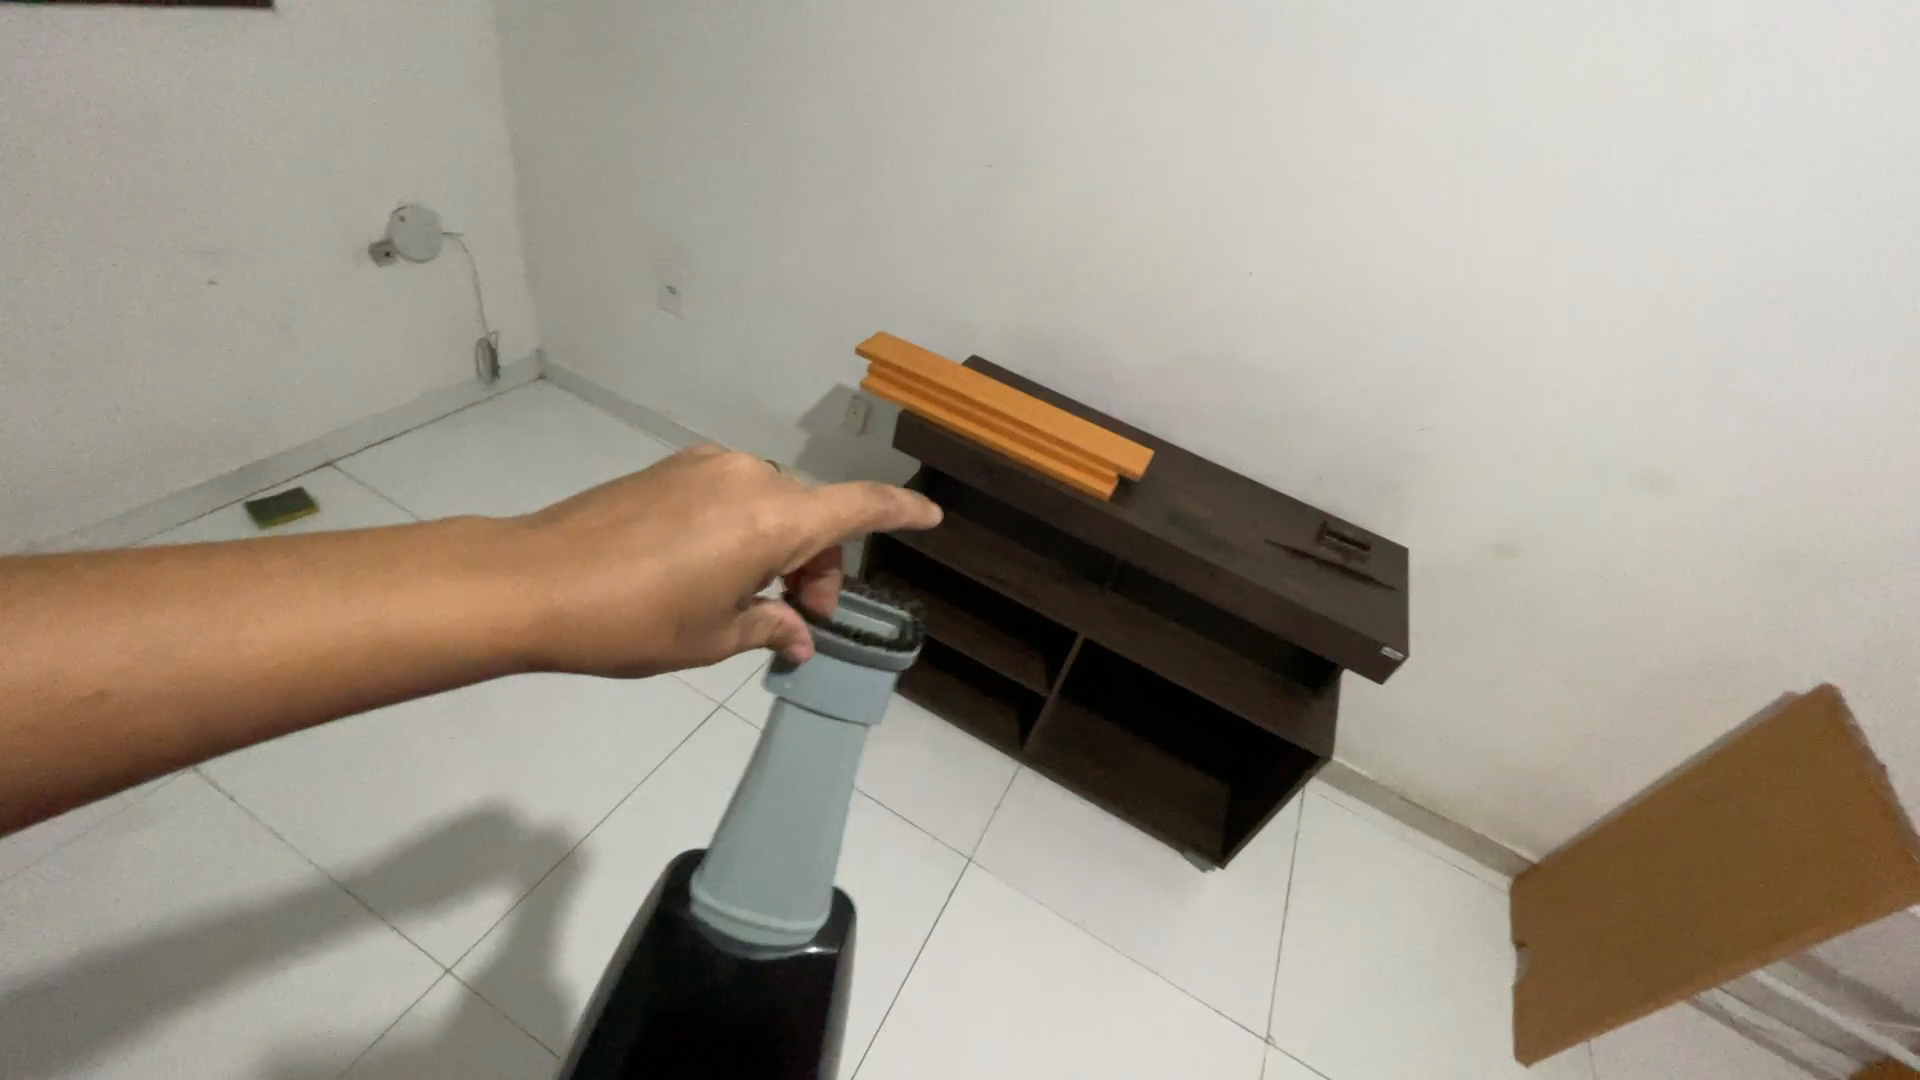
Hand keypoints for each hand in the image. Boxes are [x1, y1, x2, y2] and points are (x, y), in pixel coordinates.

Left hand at [507, 445, 940, 676]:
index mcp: (774, 519)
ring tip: (749, 595)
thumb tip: (798, 639)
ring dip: (783, 545)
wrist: (530, 581)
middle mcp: (751, 478)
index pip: (860, 506)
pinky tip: (713, 565)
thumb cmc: (635, 620)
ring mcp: (709, 466)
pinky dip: (747, 528)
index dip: (901, 511)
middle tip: (798, 616)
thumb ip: (771, 627)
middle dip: (820, 563)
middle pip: (815, 513)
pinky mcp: (674, 468)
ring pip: (775, 502)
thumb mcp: (714, 637)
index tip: (931, 518)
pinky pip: (735, 494)